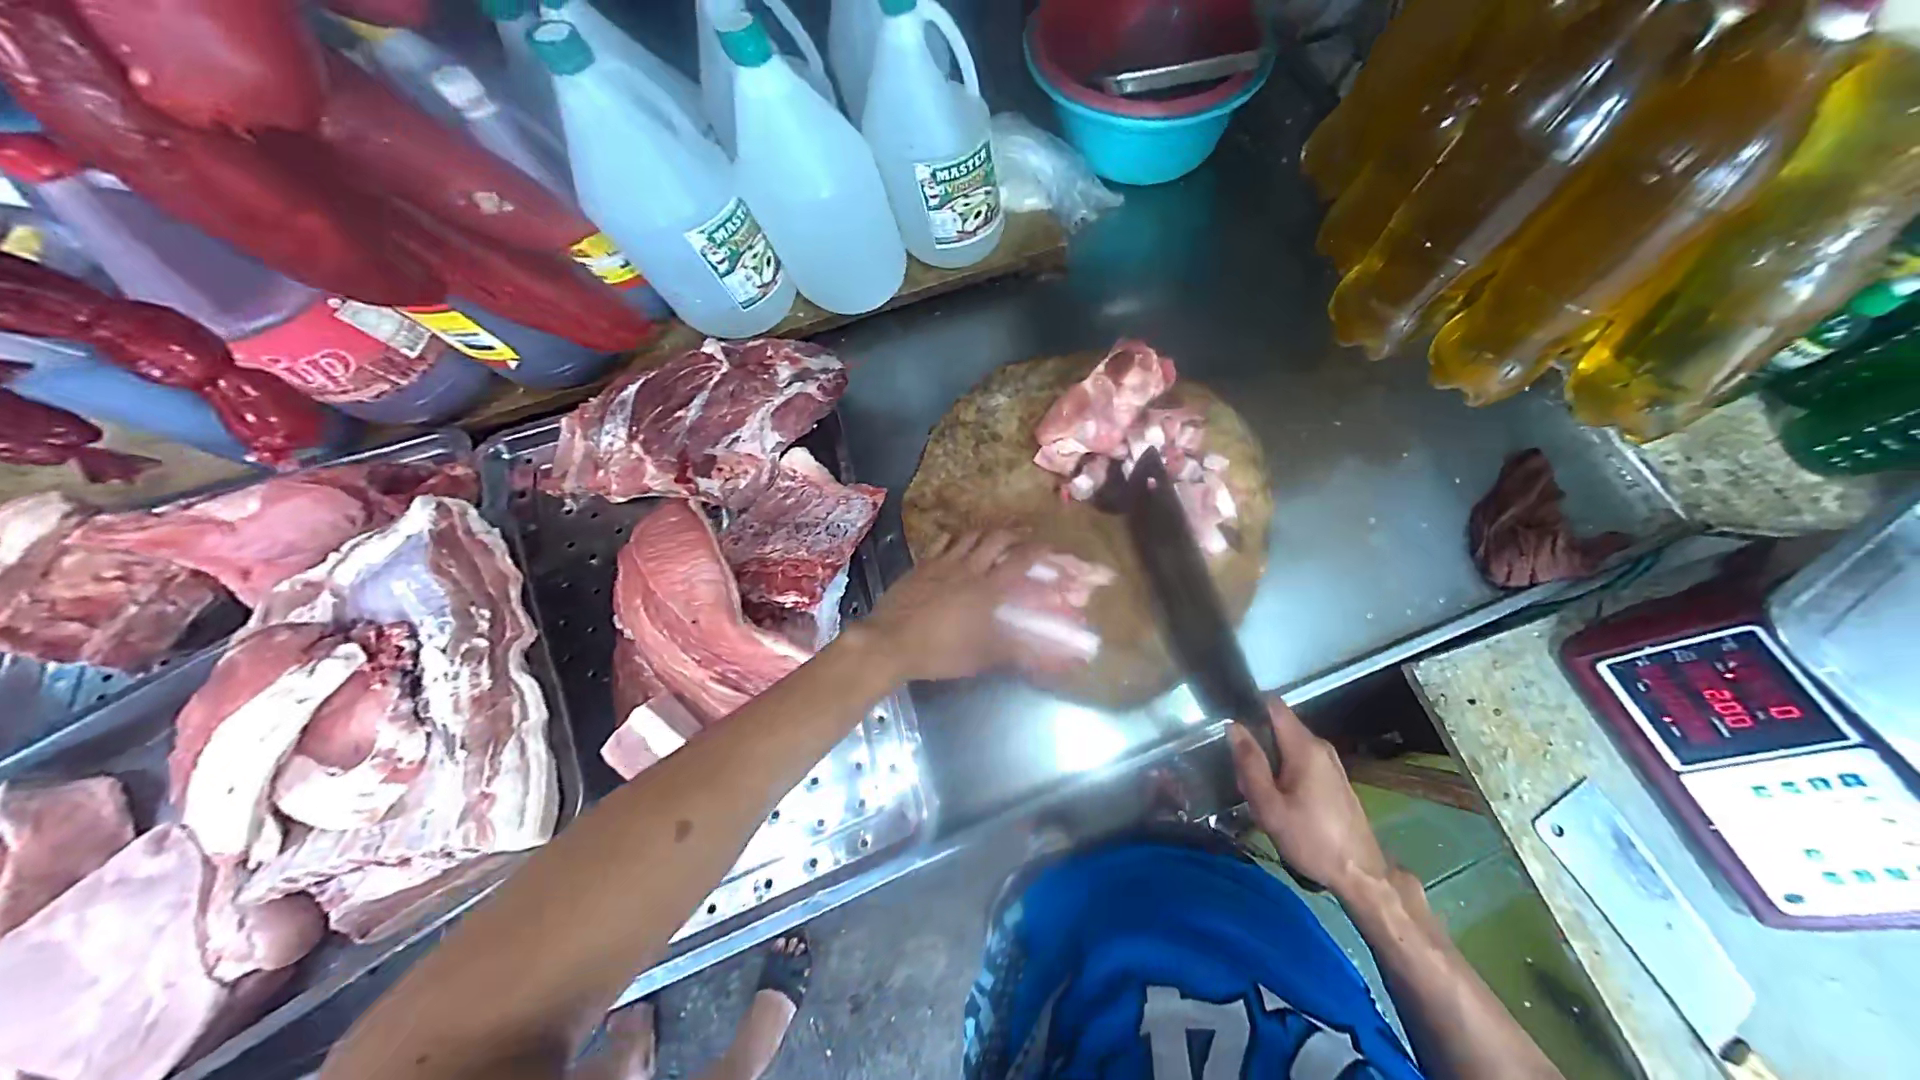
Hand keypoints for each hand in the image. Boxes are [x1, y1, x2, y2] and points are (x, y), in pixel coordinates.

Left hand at [854, 529, 1045, 682]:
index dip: (1038, 550)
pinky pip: (943, 543)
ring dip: (986, 532)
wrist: (889, 642)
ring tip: (994, 535)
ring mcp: (941, 563)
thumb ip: (1015, 652)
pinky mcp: (921, 566)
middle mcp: (968, 568)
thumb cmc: (940, 652)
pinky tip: (956, 543)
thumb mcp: (982, 657)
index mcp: (987, 589)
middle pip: (996, 538)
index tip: (1049, 547)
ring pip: (969, 536)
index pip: (1020, 561)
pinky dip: (956, 539)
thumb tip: (1047, 657)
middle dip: (1015, 533)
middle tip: (1024, 536)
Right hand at [1227, 699, 1391, 902]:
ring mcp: (1331, 763)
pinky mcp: (1334, 779)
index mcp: (1304, 747)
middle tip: (1238, 769)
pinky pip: (1301, 760)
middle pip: (1279, 726)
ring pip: (1289, 745)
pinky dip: (1283, 768)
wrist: (1361, 876)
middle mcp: (1320, 747)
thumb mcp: (1269, 806)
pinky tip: (1276, 796)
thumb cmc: (1311, 839)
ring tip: (1254, 787)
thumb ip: (1250, 763)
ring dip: (1268, 757)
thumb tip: (1234, 727)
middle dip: (1255, 739)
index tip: (1228, 721)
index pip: (1274, 705)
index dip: (1249, 705)